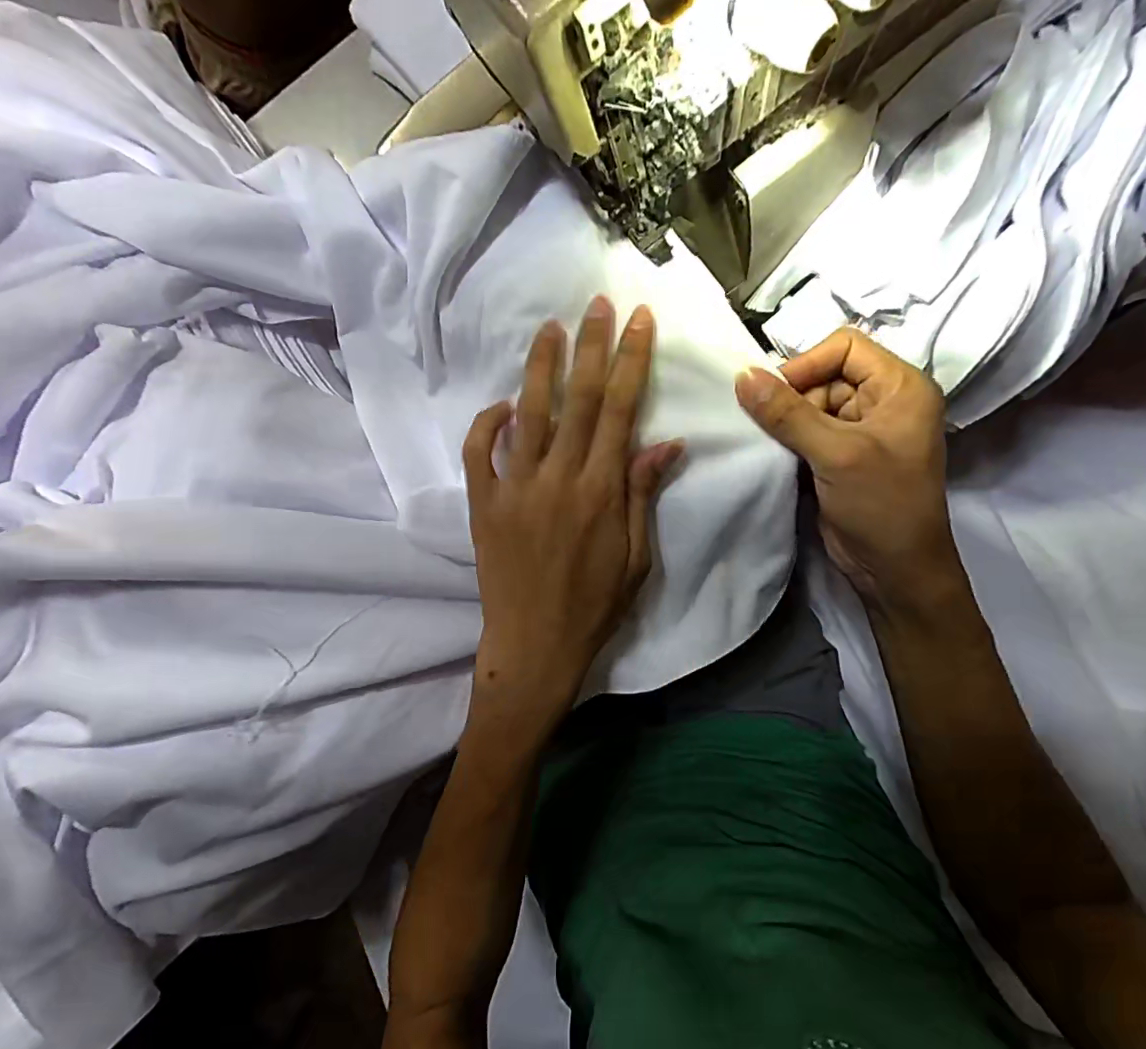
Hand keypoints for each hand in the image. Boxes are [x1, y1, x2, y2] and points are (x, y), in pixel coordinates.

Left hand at [463, 296, 683, 718]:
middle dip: (591, 346)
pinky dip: (487, 423)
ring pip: (527, 414)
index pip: (621, 411)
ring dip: (540, 367)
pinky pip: (479, 453)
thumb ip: (643, 495)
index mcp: (600, 492)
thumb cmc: (594, 607)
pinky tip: (502, 405)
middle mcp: (558, 479)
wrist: (534, 645)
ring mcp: (514, 489)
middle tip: (597, 305)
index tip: (639, 322)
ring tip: (550, 328)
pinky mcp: (483, 505)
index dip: (632, 361)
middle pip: (578, 400)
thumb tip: (666, 443)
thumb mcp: (635, 558)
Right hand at [735, 328, 958, 612]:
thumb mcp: (836, 453)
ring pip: (810, 405)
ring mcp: (861, 431)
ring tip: (767, 443)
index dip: (807, 364)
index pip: (845, 347)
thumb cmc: (881, 505)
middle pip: (824, 375)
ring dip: (785, 422)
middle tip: (768, 426)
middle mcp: (884, 401)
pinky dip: (787, 440)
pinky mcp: (841, 457)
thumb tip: (741, 376)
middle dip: (792, 398)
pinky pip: (807, 433)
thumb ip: (787, 413)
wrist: (895, 570)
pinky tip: (771, 454)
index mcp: (901, 386)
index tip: (774, 394)